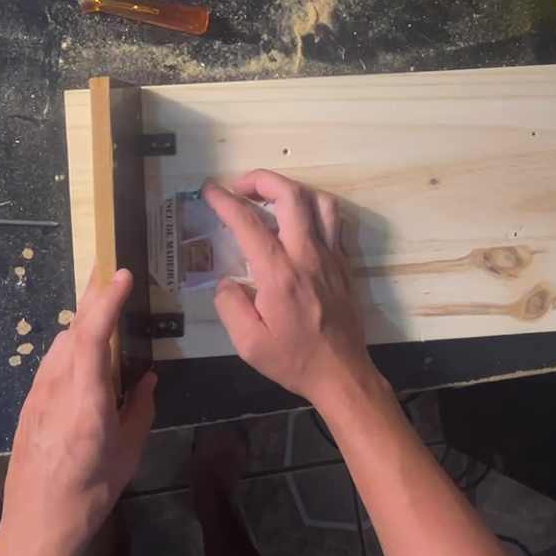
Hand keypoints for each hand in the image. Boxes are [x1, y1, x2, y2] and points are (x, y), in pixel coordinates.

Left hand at [0, 268, 156, 555]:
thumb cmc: (89, 496)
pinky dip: (70, 340)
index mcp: (86, 404)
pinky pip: (52, 358)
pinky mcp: (29, 400)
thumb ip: (140, 409)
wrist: (35, 527)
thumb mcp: (127, 455)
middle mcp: (57, 389)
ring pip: (60, 341)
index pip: (92, 338)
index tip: (121, 275)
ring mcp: (38, 393)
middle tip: (111, 269)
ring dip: (82, 316)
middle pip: (73, 329)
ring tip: (101, 299)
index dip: (107, 302)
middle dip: (93, 295)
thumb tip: (146, 377)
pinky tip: (82, 342)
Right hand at [205, 170, 379, 410]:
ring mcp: (331, 256)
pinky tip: (304, 219)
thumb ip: (229, 305)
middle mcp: (307, 255)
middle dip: (260, 179)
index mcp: (279, 274)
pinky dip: (319, 210)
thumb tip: (227, 281)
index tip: (210, 191)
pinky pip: (339, 221)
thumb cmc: (293, 360)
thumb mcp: (248, 344)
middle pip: (290, 195)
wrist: (342, 376)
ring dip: (292, 190)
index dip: (225, 201)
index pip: (248, 222)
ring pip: (320, 201)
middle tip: (239, 187)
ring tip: (271, 198)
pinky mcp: (346, 263)